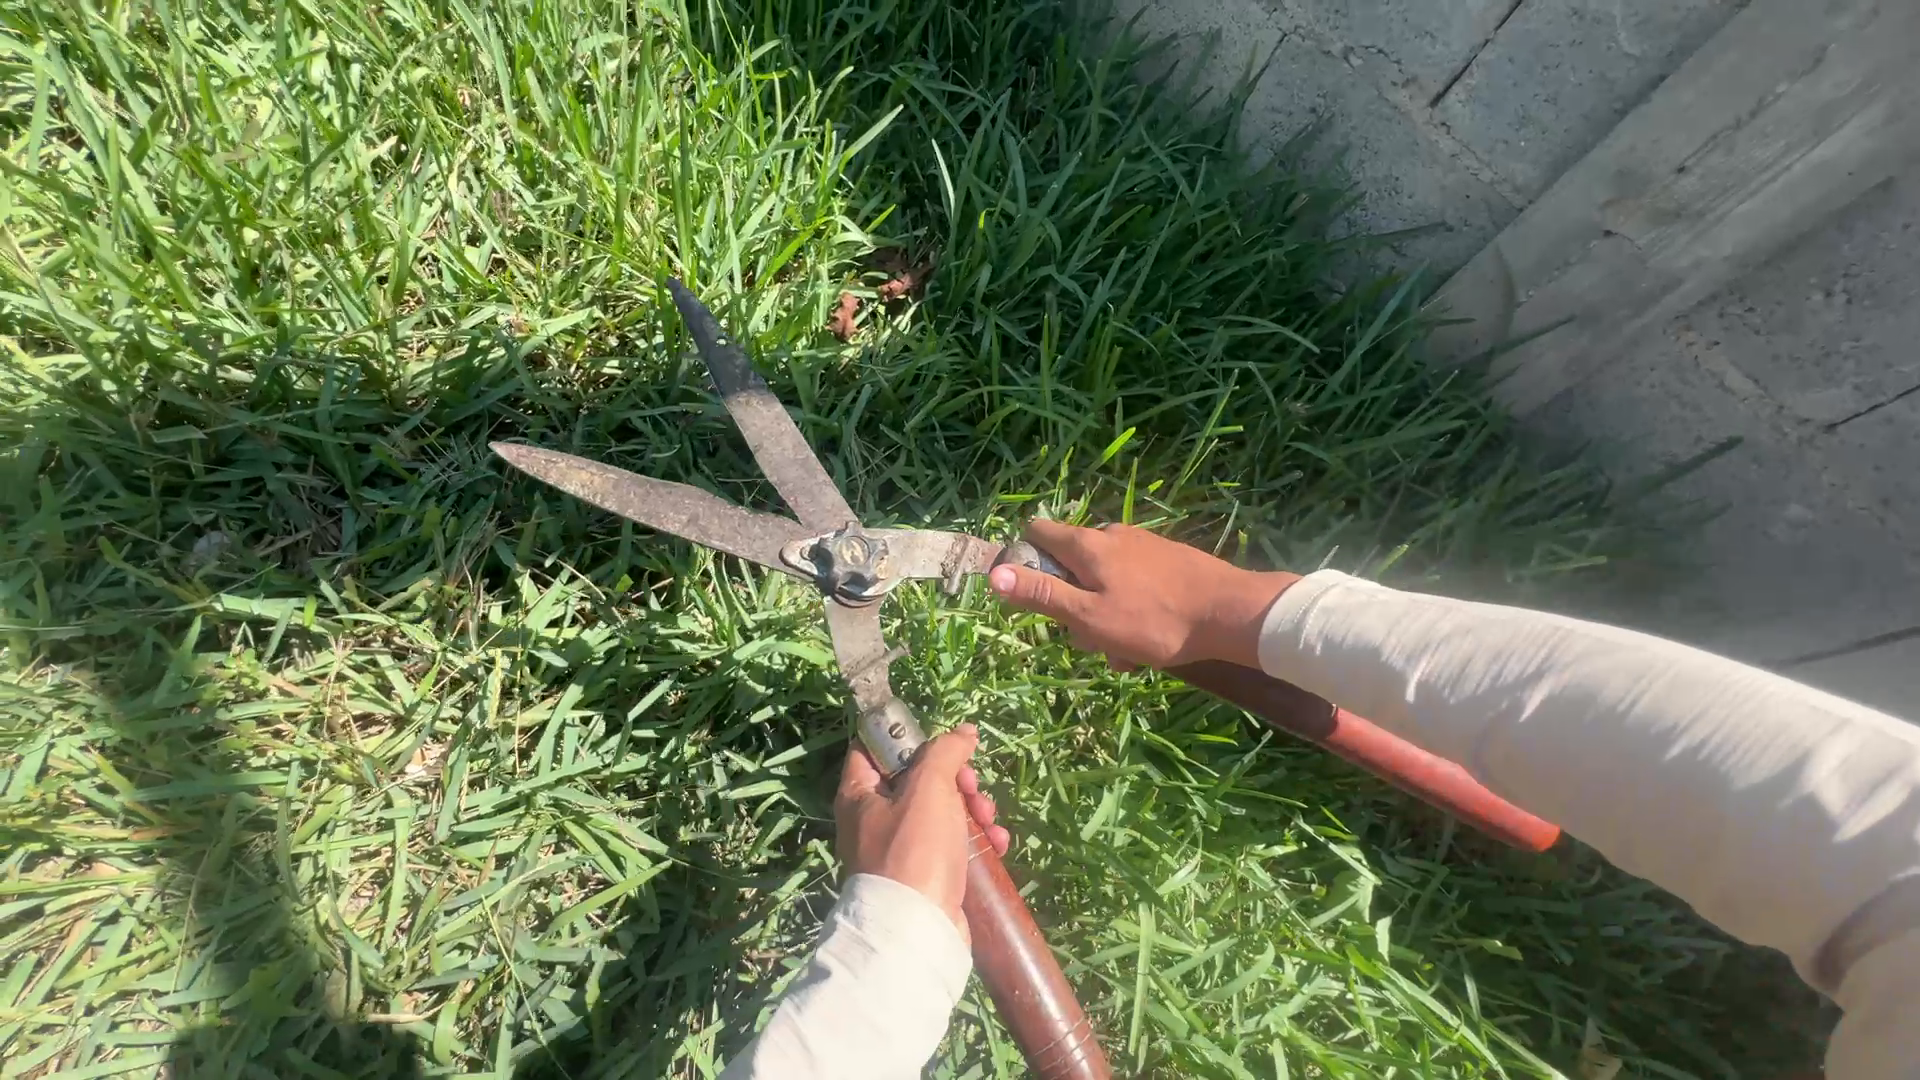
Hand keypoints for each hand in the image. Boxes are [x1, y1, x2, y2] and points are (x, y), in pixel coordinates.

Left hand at [835, 724, 1010, 942]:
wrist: (919, 932)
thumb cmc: (914, 849)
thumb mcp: (929, 786)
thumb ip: (945, 751)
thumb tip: (965, 731)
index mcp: (859, 795)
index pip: (874, 748)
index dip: (908, 738)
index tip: (941, 743)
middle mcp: (873, 821)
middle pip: (919, 780)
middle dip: (956, 780)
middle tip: (972, 787)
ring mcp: (899, 851)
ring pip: (942, 811)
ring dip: (973, 809)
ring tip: (988, 820)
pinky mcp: (926, 876)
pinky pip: (953, 844)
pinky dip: (976, 840)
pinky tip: (996, 844)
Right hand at [987, 520, 1299, 669]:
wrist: (1233, 614)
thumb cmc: (1154, 620)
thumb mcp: (1089, 616)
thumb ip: (1042, 595)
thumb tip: (994, 575)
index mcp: (1086, 545)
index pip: (1036, 532)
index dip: (1024, 562)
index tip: (1032, 597)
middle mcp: (1111, 535)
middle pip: (1070, 565)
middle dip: (1071, 603)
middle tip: (1090, 640)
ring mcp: (1142, 545)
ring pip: (1102, 581)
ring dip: (1102, 615)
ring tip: (1124, 652)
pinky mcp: (1166, 560)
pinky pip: (1131, 584)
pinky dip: (1128, 611)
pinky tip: (1147, 641)